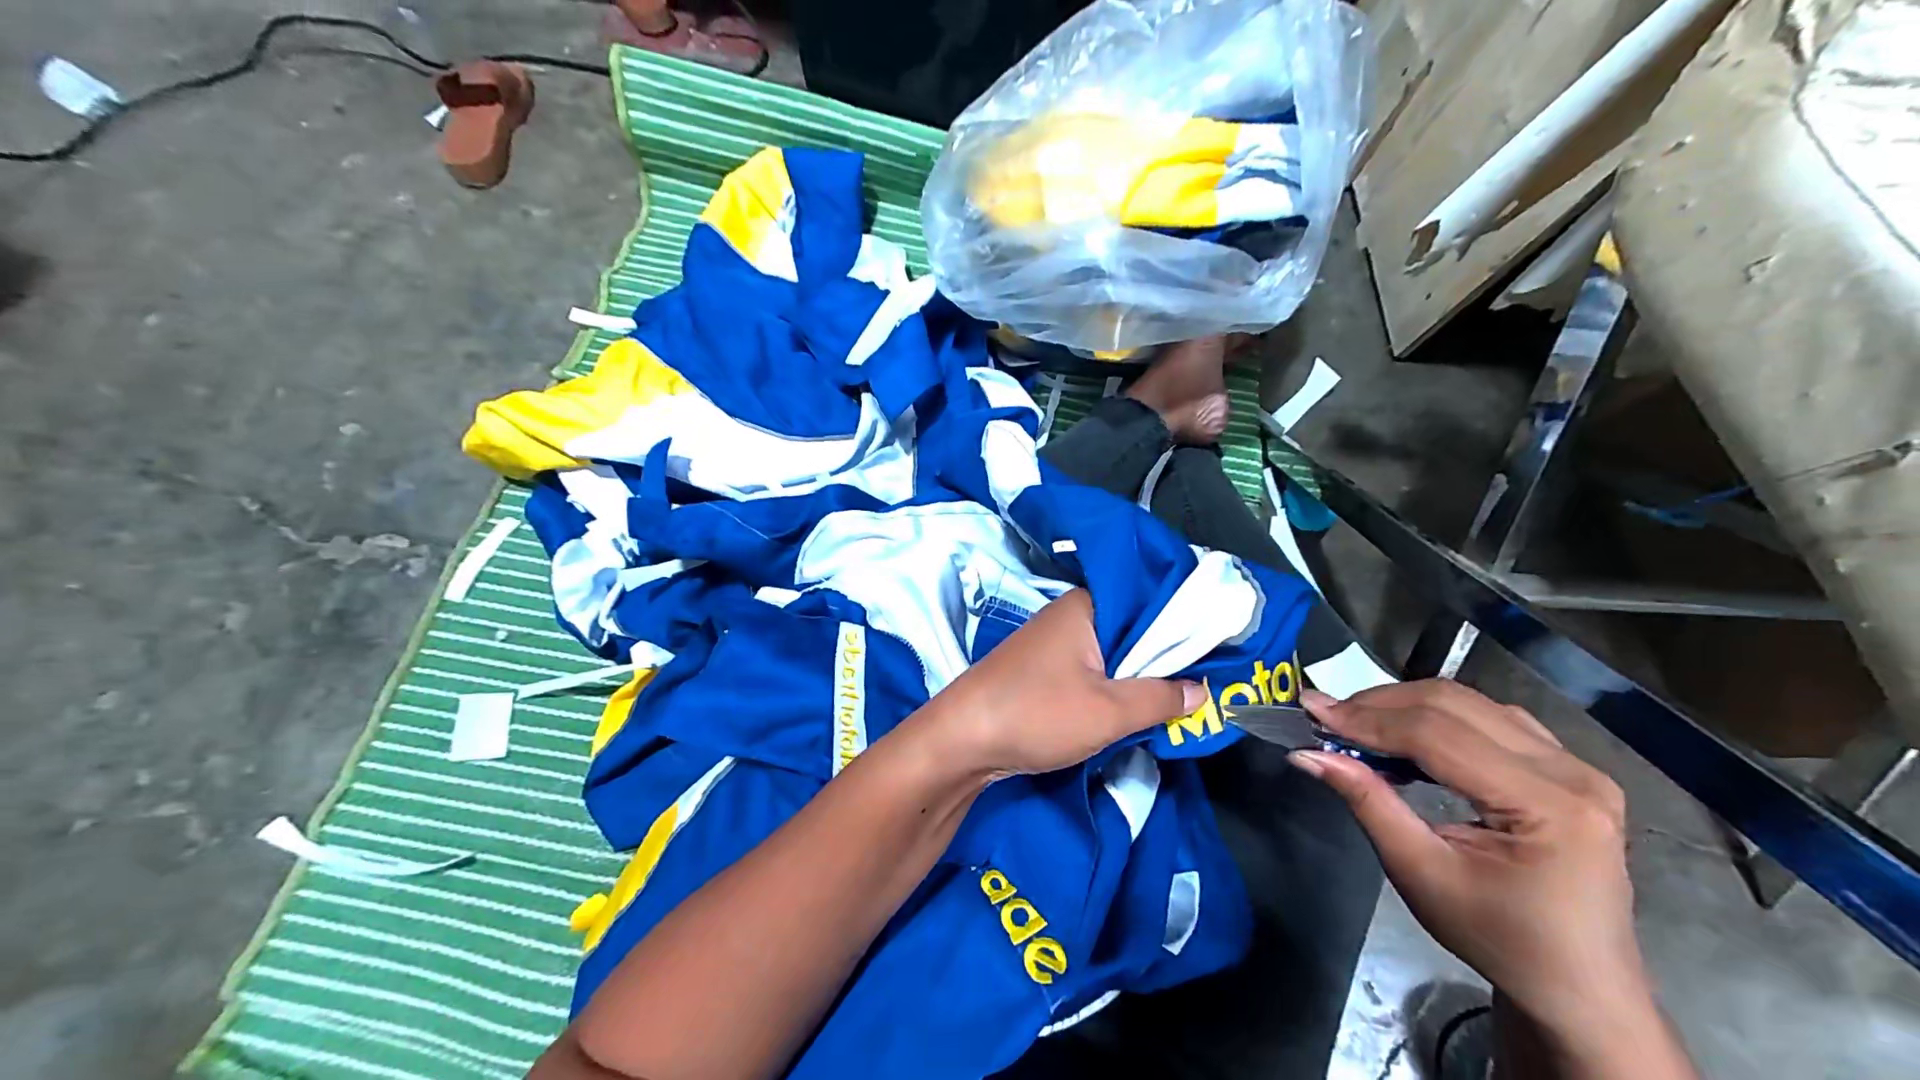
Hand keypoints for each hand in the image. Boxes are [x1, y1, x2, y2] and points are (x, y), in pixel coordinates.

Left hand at [916, 589, 1205, 779]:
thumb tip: (1202, 690)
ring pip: (1113, 655)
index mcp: (1086, 605)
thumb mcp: (1109, 711)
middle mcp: (1070, 614)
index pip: (1151, 602)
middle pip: (1134, 630)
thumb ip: (1161, 698)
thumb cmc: (1037, 713)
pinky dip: (1115, 688)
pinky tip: (1136, 710)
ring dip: (1140, 678)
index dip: (1188, 625)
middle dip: (1166, 659)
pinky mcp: (1044, 670)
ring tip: (1180, 700)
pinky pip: (1093, 671)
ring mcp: (1054, 642)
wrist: (961, 740)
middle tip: (1207, 684)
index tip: (1223, 649)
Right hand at [1290, 681, 1650, 1042]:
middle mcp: (1573, 773)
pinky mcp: (1568, 768)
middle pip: (1456, 706)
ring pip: (1471, 704)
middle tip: (1326, 716)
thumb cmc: (1497, 937)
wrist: (1577, 986)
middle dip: (1381, 705)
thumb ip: (1367, 802)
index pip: (1438, 735)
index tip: (1310, 710)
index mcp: (1549, 805)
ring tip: (1357, 726)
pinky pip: (1491, 719)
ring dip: (1406, 707)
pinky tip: (1406, 737)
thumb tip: (1307, 753)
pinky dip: (1438, 718)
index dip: (1368, 718)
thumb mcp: (1420, 872)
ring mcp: (1577, 766)